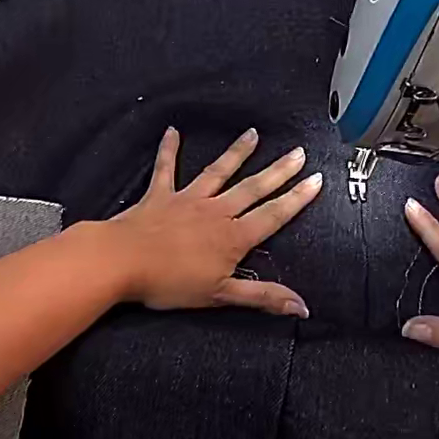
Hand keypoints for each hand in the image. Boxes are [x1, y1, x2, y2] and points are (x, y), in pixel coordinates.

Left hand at [99, 127, 323, 316]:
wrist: (122, 262)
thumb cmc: (170, 282)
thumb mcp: (221, 295)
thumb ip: (263, 297)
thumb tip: (302, 307)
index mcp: (233, 236)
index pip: (274, 215)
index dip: (297, 198)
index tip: (316, 179)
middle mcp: (216, 211)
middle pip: (254, 188)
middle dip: (279, 170)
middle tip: (298, 152)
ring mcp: (188, 199)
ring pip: (219, 172)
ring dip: (238, 153)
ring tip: (253, 134)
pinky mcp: (160, 195)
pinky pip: (166, 168)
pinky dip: (169, 150)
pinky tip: (173, 131)